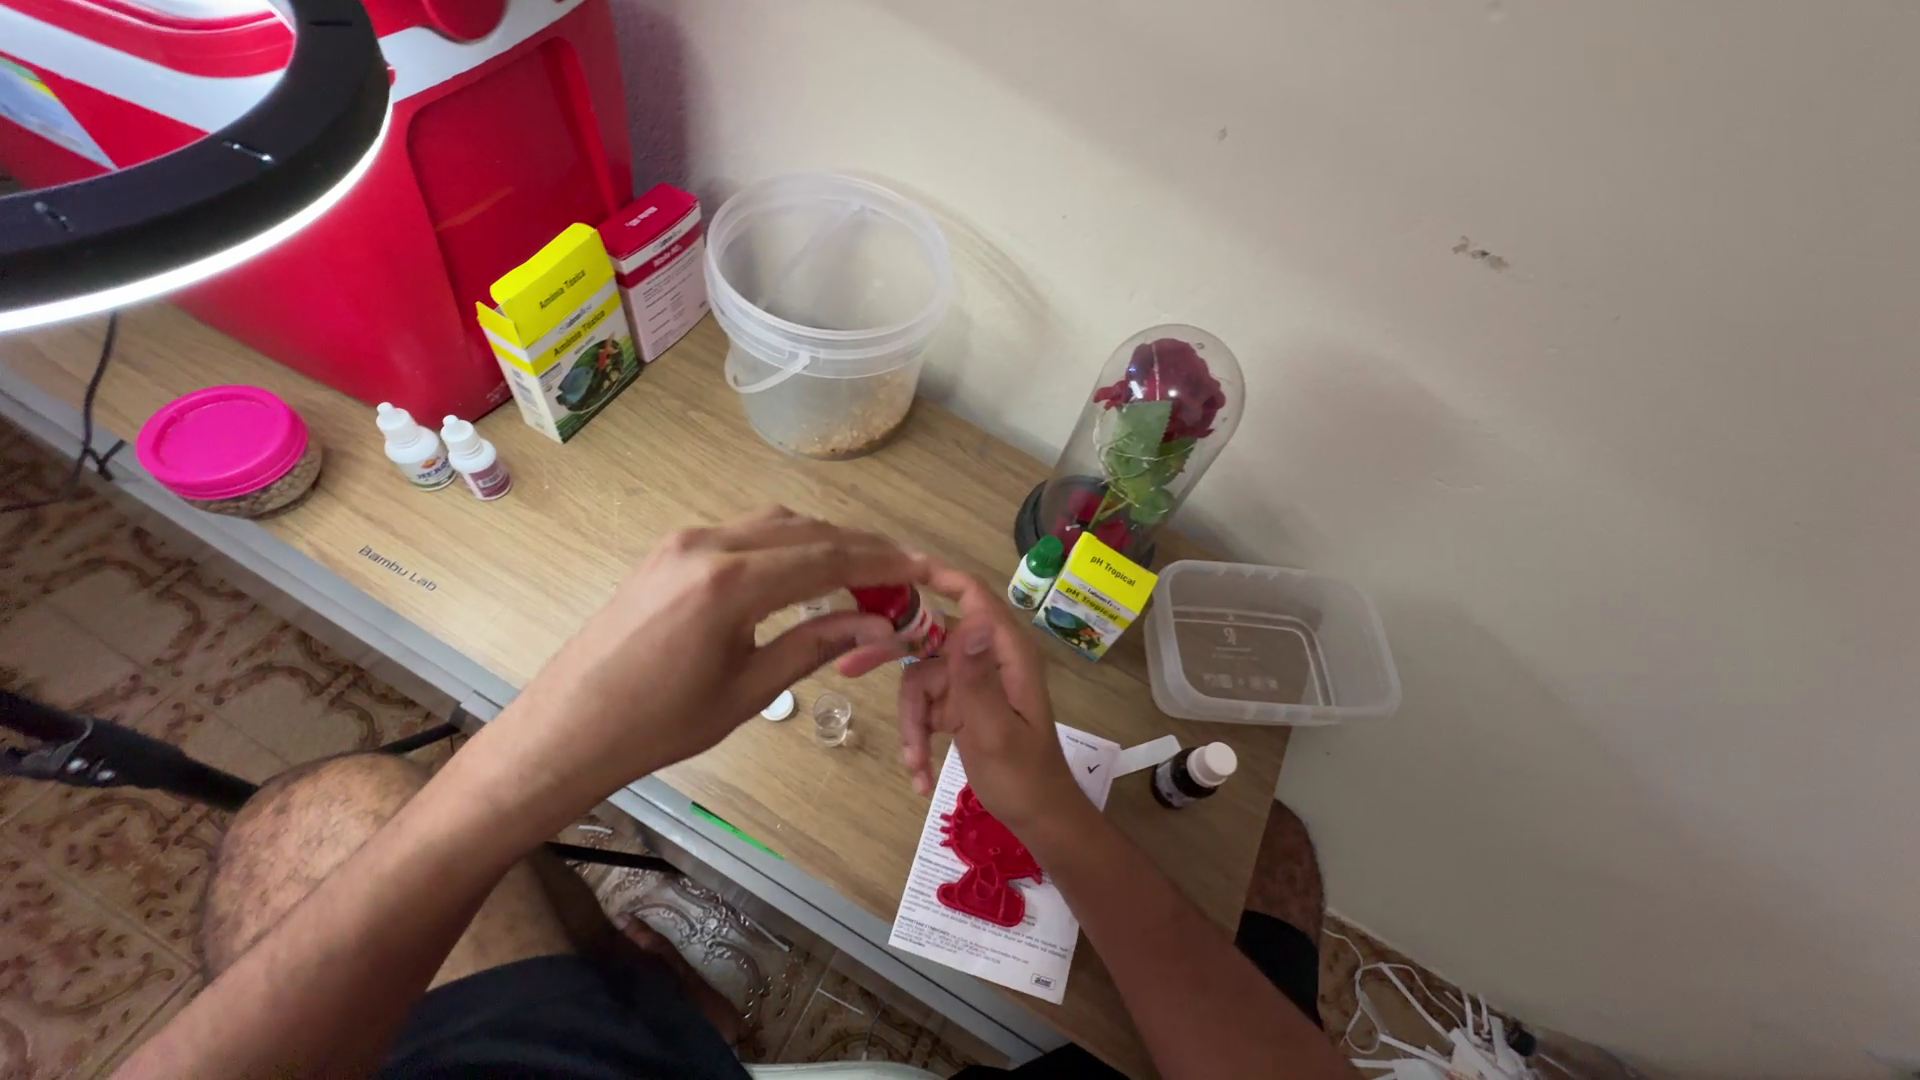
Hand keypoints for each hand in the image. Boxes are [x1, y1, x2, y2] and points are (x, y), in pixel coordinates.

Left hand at [477, 508, 921, 825]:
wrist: (566, 729)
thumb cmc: (657, 725)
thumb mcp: (748, 691)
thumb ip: (817, 646)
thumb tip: (881, 626)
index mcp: (729, 583)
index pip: (827, 559)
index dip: (883, 564)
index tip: (924, 569)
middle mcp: (708, 544)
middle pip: (807, 529)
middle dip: (862, 547)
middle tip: (906, 570)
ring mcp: (685, 541)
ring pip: (777, 523)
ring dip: (826, 540)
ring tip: (865, 570)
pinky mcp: (671, 551)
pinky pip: (746, 531)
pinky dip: (789, 543)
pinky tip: (807, 569)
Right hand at [857, 559, 1091, 839]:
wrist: (1038, 817)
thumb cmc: (1025, 777)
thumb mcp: (997, 731)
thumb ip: (978, 678)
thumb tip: (970, 624)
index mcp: (1007, 651)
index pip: (971, 594)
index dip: (934, 575)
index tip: (890, 574)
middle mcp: (988, 655)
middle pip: (931, 637)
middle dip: (893, 658)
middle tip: (849, 668)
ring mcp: (973, 679)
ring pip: (920, 678)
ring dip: (912, 721)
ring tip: (916, 764)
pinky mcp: (961, 703)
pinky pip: (926, 705)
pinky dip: (918, 735)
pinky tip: (920, 772)